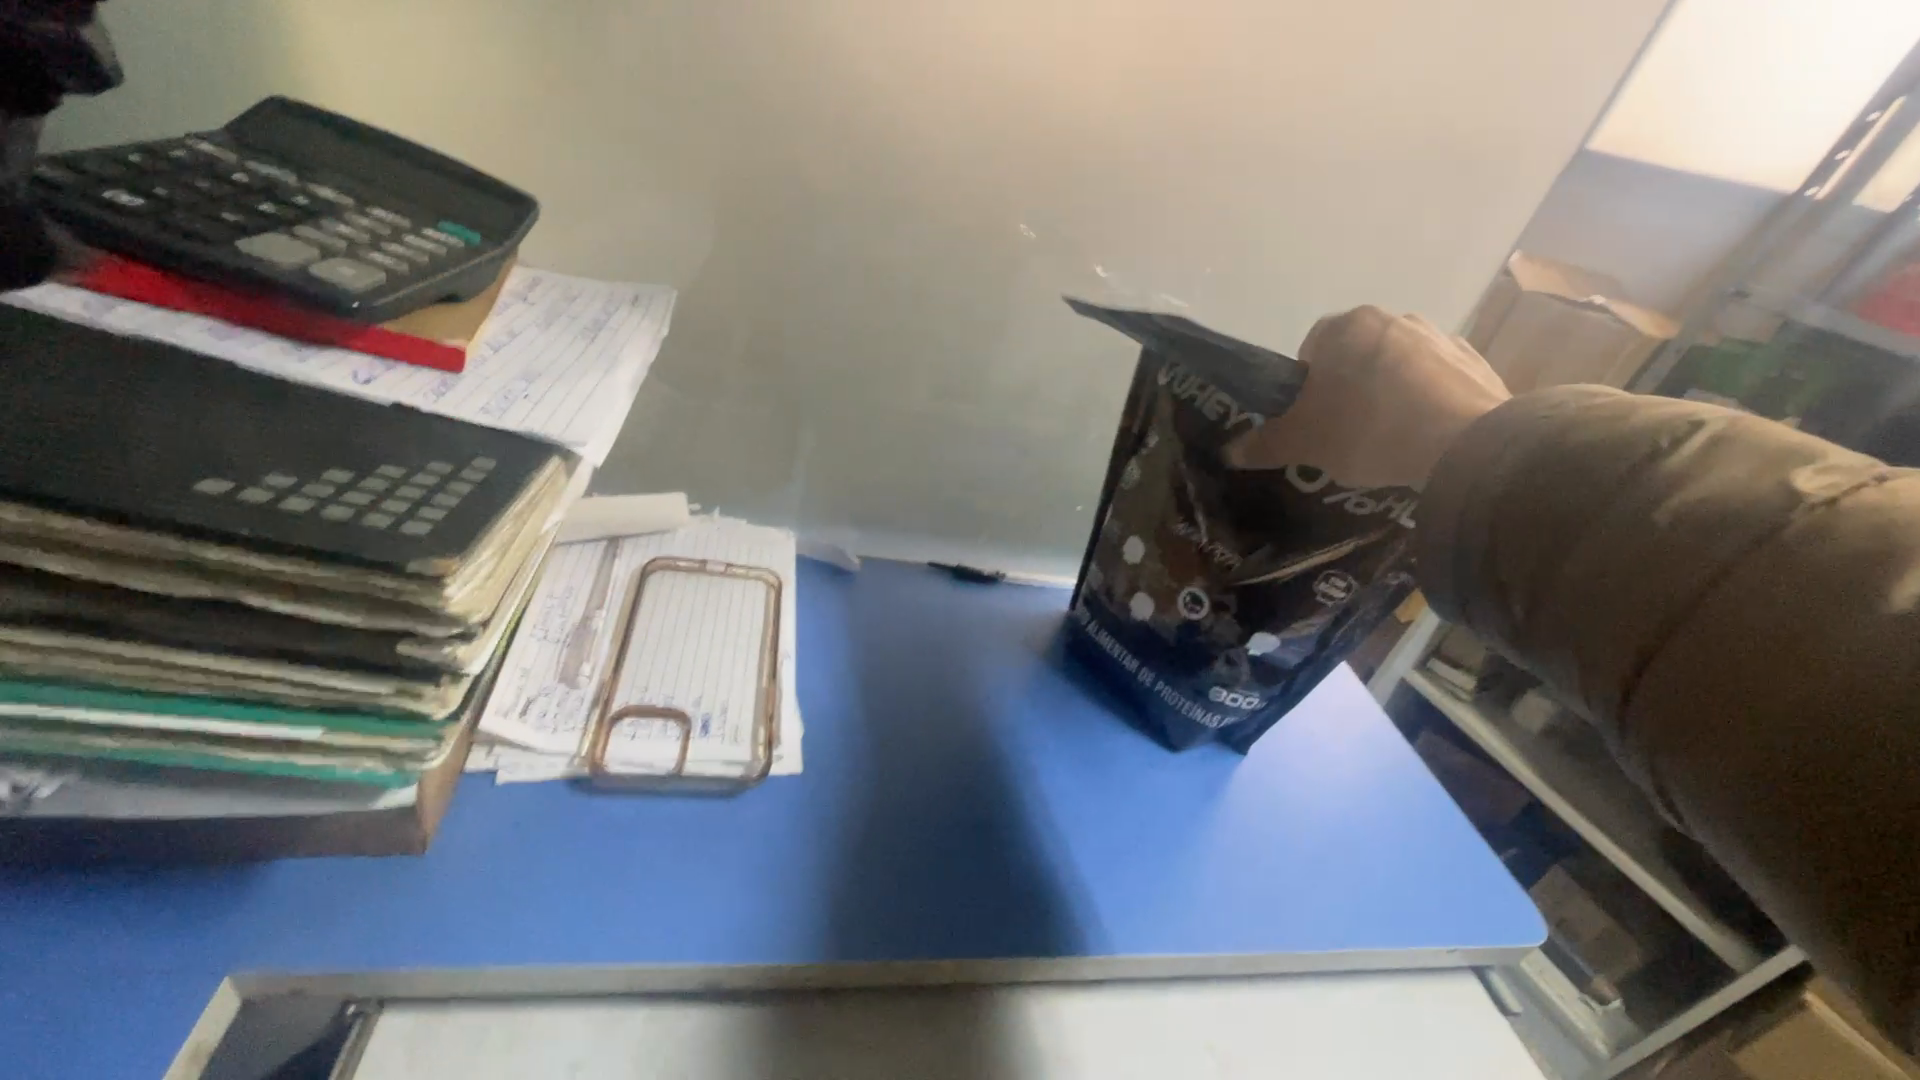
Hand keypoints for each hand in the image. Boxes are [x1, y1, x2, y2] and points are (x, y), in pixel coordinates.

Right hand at [1226, 305, 1509, 490]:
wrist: (1465, 443)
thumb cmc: (1367, 428)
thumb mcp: (1303, 442)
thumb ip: (1264, 443)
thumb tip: (1230, 450)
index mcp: (1346, 326)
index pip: (1310, 350)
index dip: (1305, 388)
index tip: (1310, 421)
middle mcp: (1393, 318)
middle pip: (1354, 357)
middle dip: (1346, 390)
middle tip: (1342, 434)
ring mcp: (1440, 337)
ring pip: (1395, 369)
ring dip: (1385, 395)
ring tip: (1385, 440)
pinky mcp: (1475, 363)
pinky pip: (1434, 383)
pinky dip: (1423, 404)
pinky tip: (1421, 439)